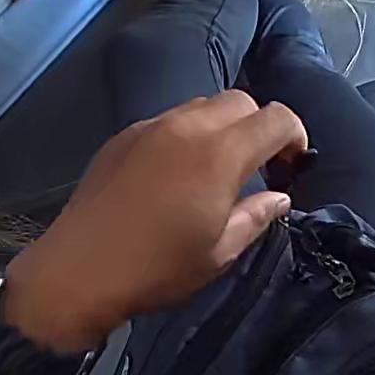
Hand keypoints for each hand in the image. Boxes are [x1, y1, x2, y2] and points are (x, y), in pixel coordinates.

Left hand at [9, 92, 308, 350]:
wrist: (79, 272)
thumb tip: (280, 198)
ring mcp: (150, 127)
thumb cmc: (158, 269)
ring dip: (225, 127)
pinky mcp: (123, 136)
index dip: (296, 135)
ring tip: (221, 167)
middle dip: (261, 126)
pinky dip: (191, 133)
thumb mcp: (220, 252)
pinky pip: (171, 119)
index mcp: (218, 155)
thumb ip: (257, 216)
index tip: (294, 164)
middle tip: (262, 166)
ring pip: (203, 105)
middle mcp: (187, 127)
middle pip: (241, 101)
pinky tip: (181, 171)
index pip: (275, 118)